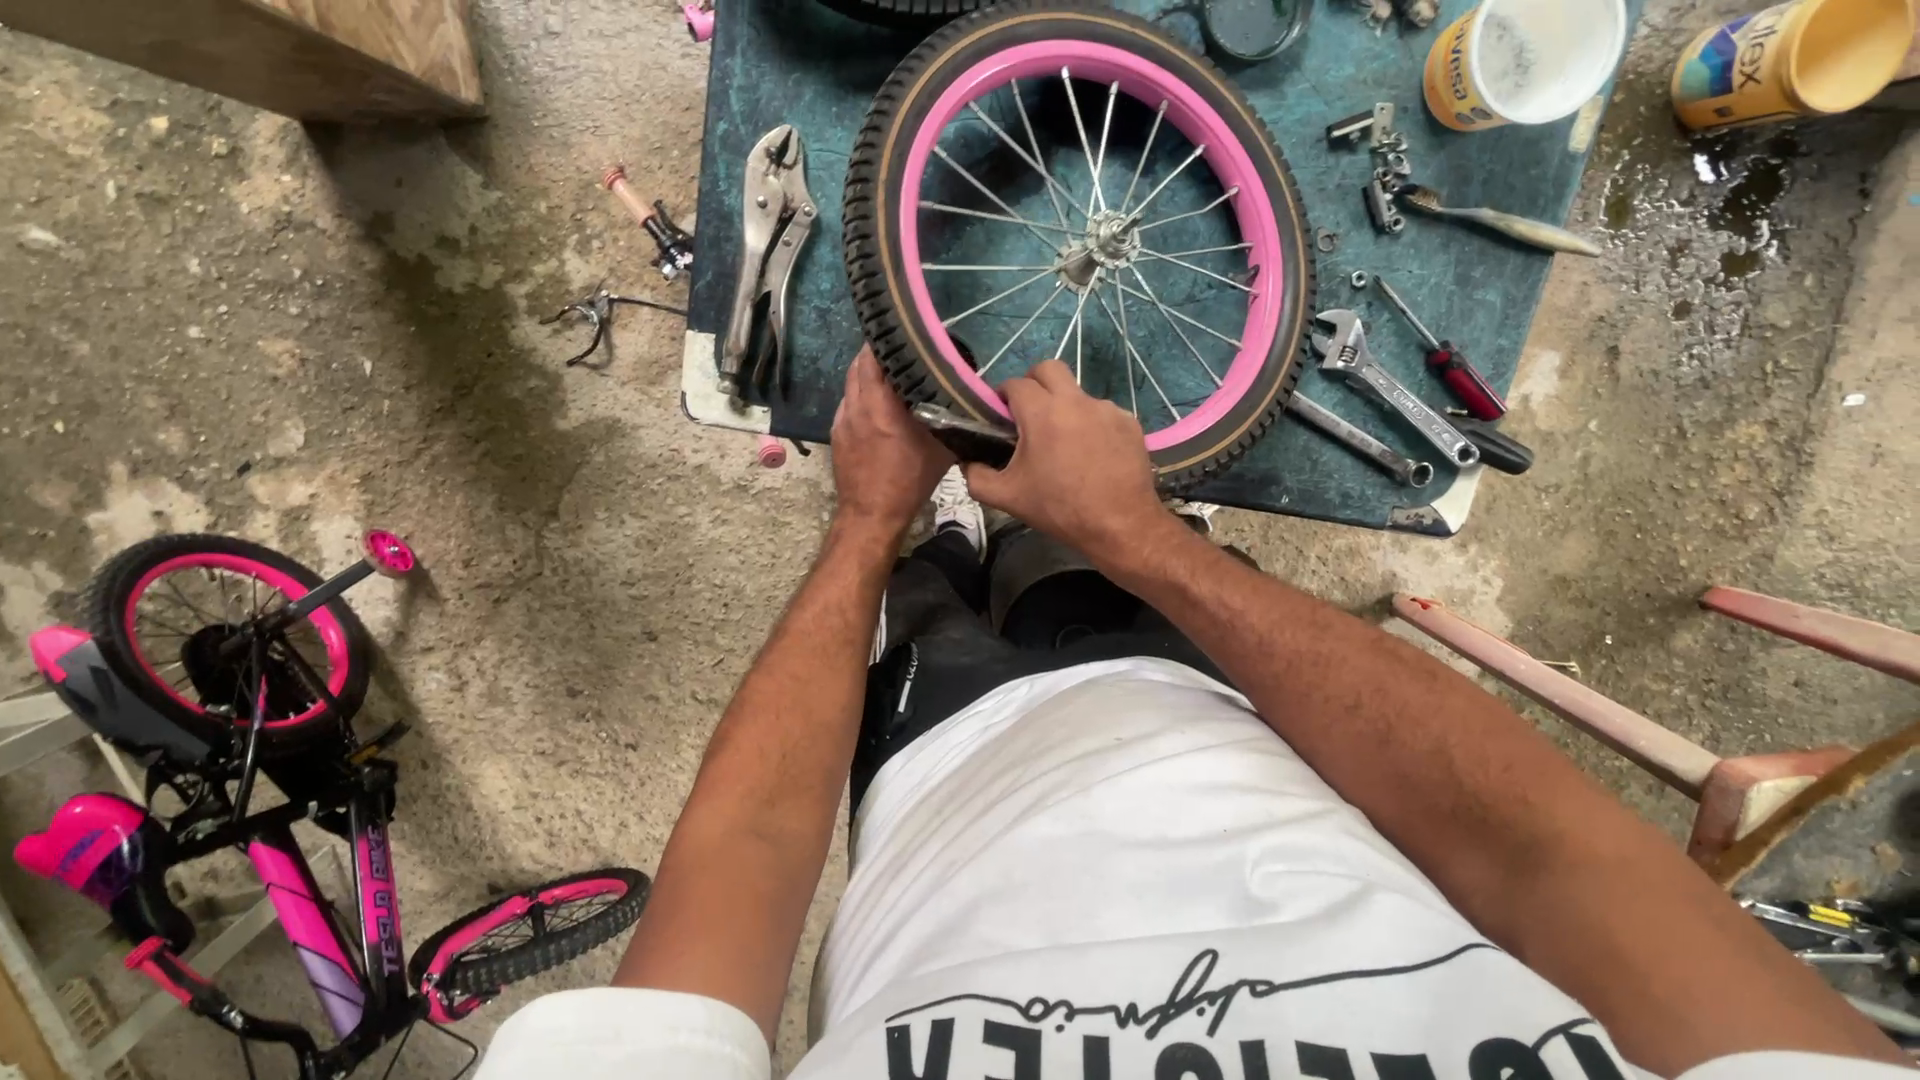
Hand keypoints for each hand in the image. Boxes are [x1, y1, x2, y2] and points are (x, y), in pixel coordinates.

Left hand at [830, 345, 953, 538]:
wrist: (872, 515)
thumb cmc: (910, 483)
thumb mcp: (941, 450)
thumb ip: (952, 420)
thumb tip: (966, 398)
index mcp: (882, 407)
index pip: (874, 357)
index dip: (885, 341)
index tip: (903, 334)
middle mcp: (858, 407)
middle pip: (859, 364)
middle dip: (875, 353)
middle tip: (898, 349)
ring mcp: (843, 419)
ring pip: (850, 382)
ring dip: (866, 373)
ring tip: (888, 372)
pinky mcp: (837, 433)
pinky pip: (847, 402)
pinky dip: (860, 394)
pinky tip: (876, 403)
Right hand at [961, 359, 1170, 556]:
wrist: (1120, 526)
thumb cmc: (1060, 509)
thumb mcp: (1007, 498)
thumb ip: (977, 476)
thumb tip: (968, 462)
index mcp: (1043, 413)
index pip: (1015, 384)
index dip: (1003, 396)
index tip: (1001, 416)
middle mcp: (1076, 401)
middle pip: (1049, 369)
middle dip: (1034, 383)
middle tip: (1029, 412)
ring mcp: (1107, 410)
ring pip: (1078, 394)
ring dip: (1065, 408)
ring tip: (1065, 444)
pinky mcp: (1129, 423)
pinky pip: (1103, 414)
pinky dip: (1092, 426)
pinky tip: (1092, 455)